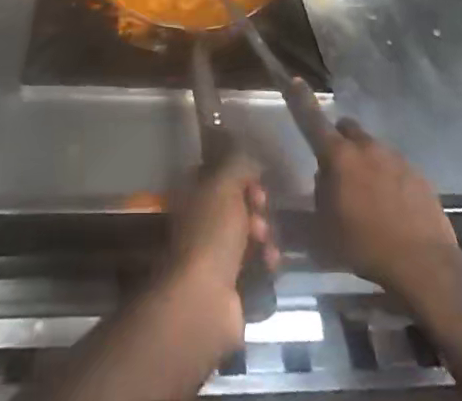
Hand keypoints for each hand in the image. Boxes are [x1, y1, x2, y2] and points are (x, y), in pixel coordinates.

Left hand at [164, 152, 277, 345]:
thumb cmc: (212, 233)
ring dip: (265, 234)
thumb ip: (239, 165)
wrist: (206, 299)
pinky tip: (271, 263)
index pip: (218, 176)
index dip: (240, 174)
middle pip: (237, 205)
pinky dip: (267, 261)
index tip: (256, 178)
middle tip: (261, 208)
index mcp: (191, 197)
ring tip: (266, 243)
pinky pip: (257, 263)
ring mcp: (214, 255)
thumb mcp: (225, 186)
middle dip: (256, 205)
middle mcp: (200, 223)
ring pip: (250, 234)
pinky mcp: (232, 283)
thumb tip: (252, 161)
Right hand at [313, 112, 459, 293]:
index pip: (313, 120)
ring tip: (366, 197)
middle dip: (339, 141)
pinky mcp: (417, 175)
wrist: (422, 263)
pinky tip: (389, 208)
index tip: (294, 81)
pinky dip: (387, 179)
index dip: (301, 100)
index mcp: (339, 157)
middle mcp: (367, 148)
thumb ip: (317, 197)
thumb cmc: (362, 245)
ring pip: (372, 149)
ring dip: (364, 163)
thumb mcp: (322, 229)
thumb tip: (323, 179)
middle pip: (347, 130)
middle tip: (336, 170)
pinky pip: (394, 168)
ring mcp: (396, 159)